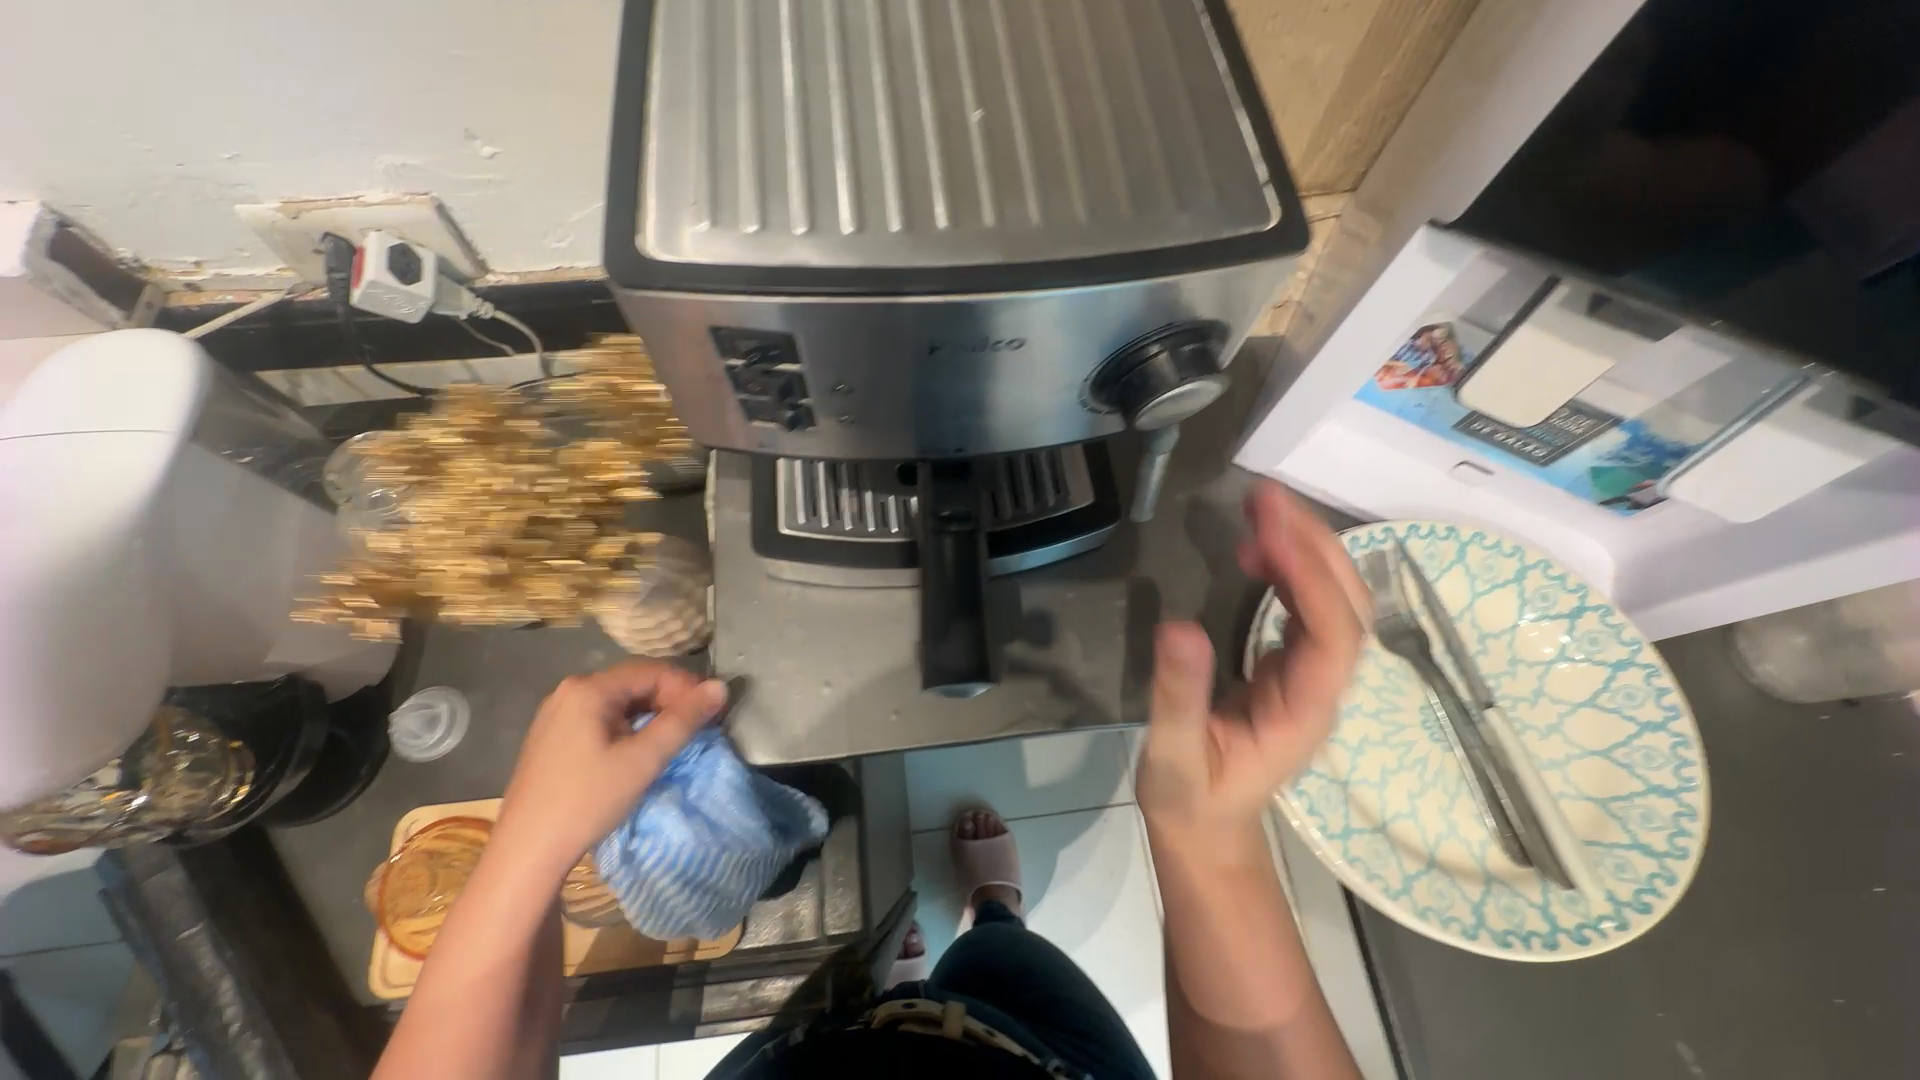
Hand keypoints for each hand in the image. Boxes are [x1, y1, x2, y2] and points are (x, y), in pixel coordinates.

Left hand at [492, 660, 728, 880]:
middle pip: (633, 683)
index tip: (710, 716)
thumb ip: (684, 720)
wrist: (527, 852)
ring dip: (650, 716)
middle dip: (670, 702)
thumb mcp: (643, 760)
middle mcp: (568, 692)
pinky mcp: (552, 738)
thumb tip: (720, 687)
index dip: (687, 689)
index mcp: (588, 689)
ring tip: (671, 742)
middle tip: (696, 729)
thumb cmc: (588, 800)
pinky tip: (636, 753)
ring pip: (618, 703)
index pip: (652, 671)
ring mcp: (556, 715)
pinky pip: (600, 719)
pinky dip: (627, 729)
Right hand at [1137, 482, 1367, 858]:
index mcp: (1303, 711)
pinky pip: (1307, 609)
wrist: (1205, 833)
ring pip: (1333, 602)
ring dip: (1306, 549)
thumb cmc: (1190, 800)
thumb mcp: (1173, 755)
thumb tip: (1178, 626)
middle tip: (1265, 499)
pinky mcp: (1291, 670)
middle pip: (1346, 606)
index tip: (1269, 531)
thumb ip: (1179, 696)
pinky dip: (1289, 570)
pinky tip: (1258, 551)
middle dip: (1314, 546)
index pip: (1330, 634)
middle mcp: (1319, 688)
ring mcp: (1310, 677)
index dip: (1310, 578)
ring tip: (1261, 510)